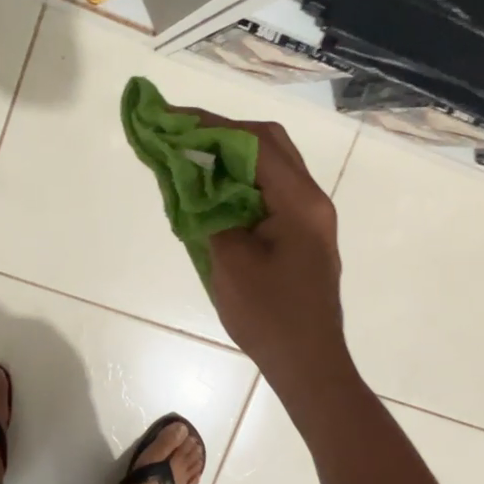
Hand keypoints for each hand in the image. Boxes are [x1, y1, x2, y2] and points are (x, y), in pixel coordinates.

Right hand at [197, 112, 351, 382]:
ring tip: (190, 156)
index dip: (211, 126)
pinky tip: (212, 191)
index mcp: (299, 202)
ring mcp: (310, 217)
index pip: (254, 143)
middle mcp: (312, 200)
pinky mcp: (303, 234)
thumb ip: (209, 213)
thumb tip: (192, 178)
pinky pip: (270, 192)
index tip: (171, 118)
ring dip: (232, 156)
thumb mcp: (229, 263)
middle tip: (180, 134)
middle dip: (222, 133)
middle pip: (268, 145)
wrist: (308, 365)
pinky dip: (240, 182)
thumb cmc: (270, 318)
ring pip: (271, 166)